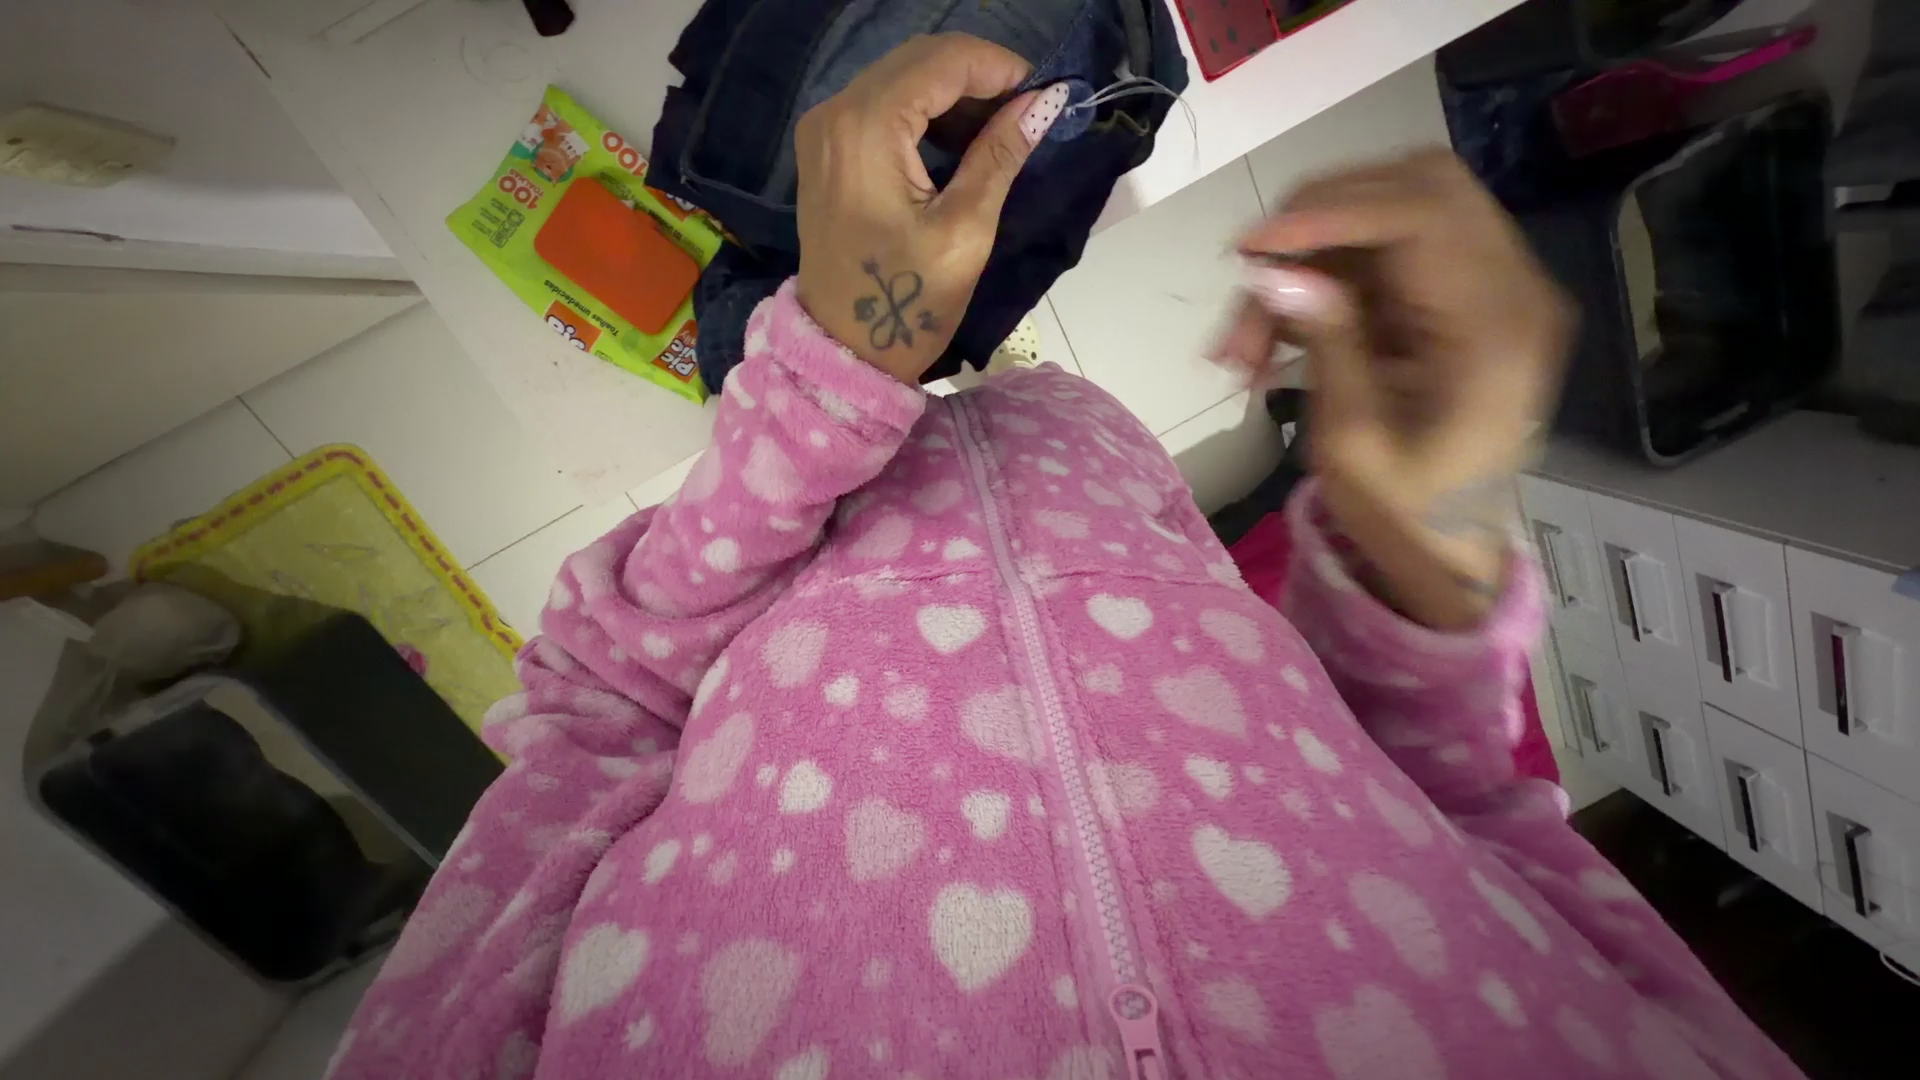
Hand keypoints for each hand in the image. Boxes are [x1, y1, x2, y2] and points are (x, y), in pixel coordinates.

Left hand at [794, 34, 1065, 383]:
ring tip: (999, 126)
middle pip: (916, 61)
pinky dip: (921, 114)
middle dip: (976, 76)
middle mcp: (834, 114)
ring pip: (898, 81)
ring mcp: (823, 133)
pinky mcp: (824, 154)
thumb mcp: (965, 231)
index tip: (1042, 93)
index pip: (941, 62)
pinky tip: (956, 139)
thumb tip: (1043, 103)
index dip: (998, 67)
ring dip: (950, 94)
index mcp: (865, 127)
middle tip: (1025, 110)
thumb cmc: (908, 302)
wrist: (844, 351)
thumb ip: (999, 156)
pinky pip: (878, 109)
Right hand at [1214, 150, 1573, 628]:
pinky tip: (1268, 342)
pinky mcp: (1448, 300)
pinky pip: (1375, 261)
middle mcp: (1506, 287)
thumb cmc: (1403, 513)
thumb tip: (1275, 274)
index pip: (1423, 217)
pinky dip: (1314, 287)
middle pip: (1416, 188)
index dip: (1330, 215)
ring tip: (1243, 345)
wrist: (1444, 546)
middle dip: (1318, 218)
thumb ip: (1327, 345)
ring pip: (1384, 220)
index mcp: (1497, 327)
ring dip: (1304, 262)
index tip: (1250, 249)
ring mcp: (1481, 288)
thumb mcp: (1353, 442)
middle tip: (1247, 271)